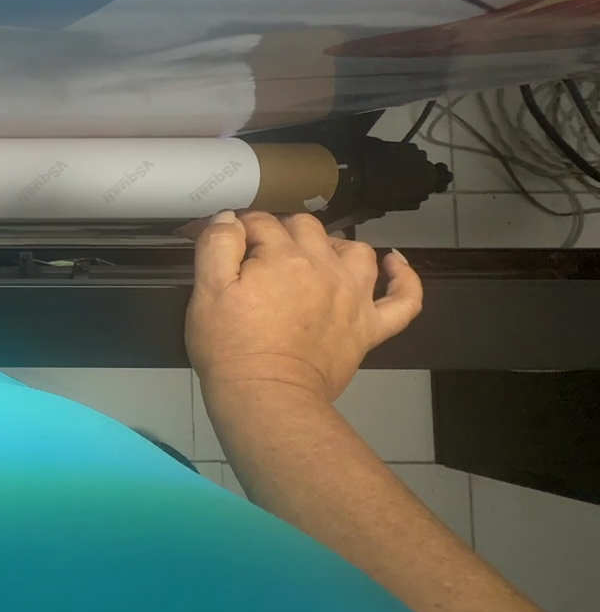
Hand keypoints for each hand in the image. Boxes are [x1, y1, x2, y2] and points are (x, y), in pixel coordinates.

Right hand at [187, 211, 421, 401]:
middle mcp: (325, 268)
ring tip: (307, 255)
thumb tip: (228, 219)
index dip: (231, 225)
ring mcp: (356, 296)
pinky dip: (403, 275)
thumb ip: (216, 246)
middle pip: (305, 228)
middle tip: (249, 250)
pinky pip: (405, 296)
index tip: (213, 237)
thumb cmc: (228, 342)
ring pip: (354, 249)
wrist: (265, 393)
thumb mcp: (206, 290)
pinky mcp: (372, 326)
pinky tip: (392, 263)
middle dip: (275, 230)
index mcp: (281, 258)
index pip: (258, 222)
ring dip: (329, 244)